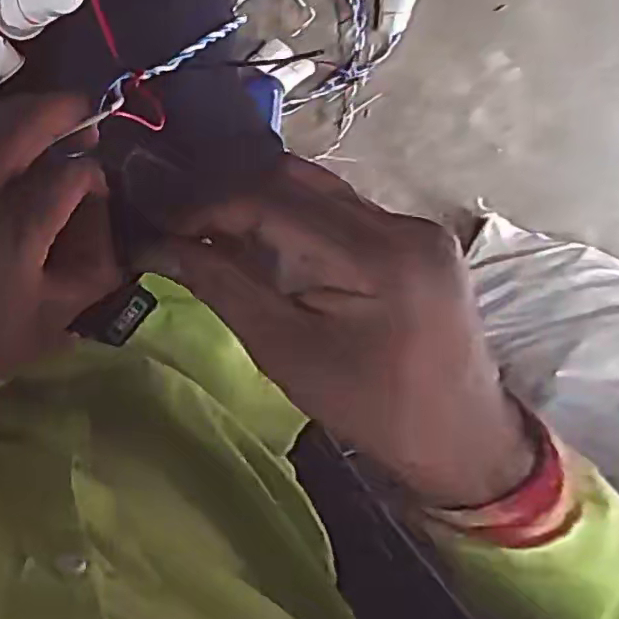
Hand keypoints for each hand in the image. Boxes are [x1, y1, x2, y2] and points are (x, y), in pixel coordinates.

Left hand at [0, 93, 122, 404]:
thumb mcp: (52, 320)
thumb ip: (94, 261)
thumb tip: (101, 204)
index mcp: (10, 237)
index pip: (66, 175)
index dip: (94, 175)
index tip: (99, 188)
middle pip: (22, 122)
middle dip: (64, 110)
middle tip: (88, 119)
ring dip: (26, 108)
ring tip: (51, 124)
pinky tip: (10, 137)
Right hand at [141, 156, 531, 506]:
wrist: (463, 440)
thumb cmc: (368, 404)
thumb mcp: (281, 348)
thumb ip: (219, 284)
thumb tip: (156, 245)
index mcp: (376, 255)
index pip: (268, 200)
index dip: (204, 206)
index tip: (160, 226)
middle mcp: (400, 223)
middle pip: (290, 178)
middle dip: (223, 194)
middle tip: (177, 221)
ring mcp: (411, 225)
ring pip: (310, 186)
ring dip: (251, 200)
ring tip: (205, 225)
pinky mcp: (408, 236)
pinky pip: (330, 205)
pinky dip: (282, 212)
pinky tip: (252, 235)